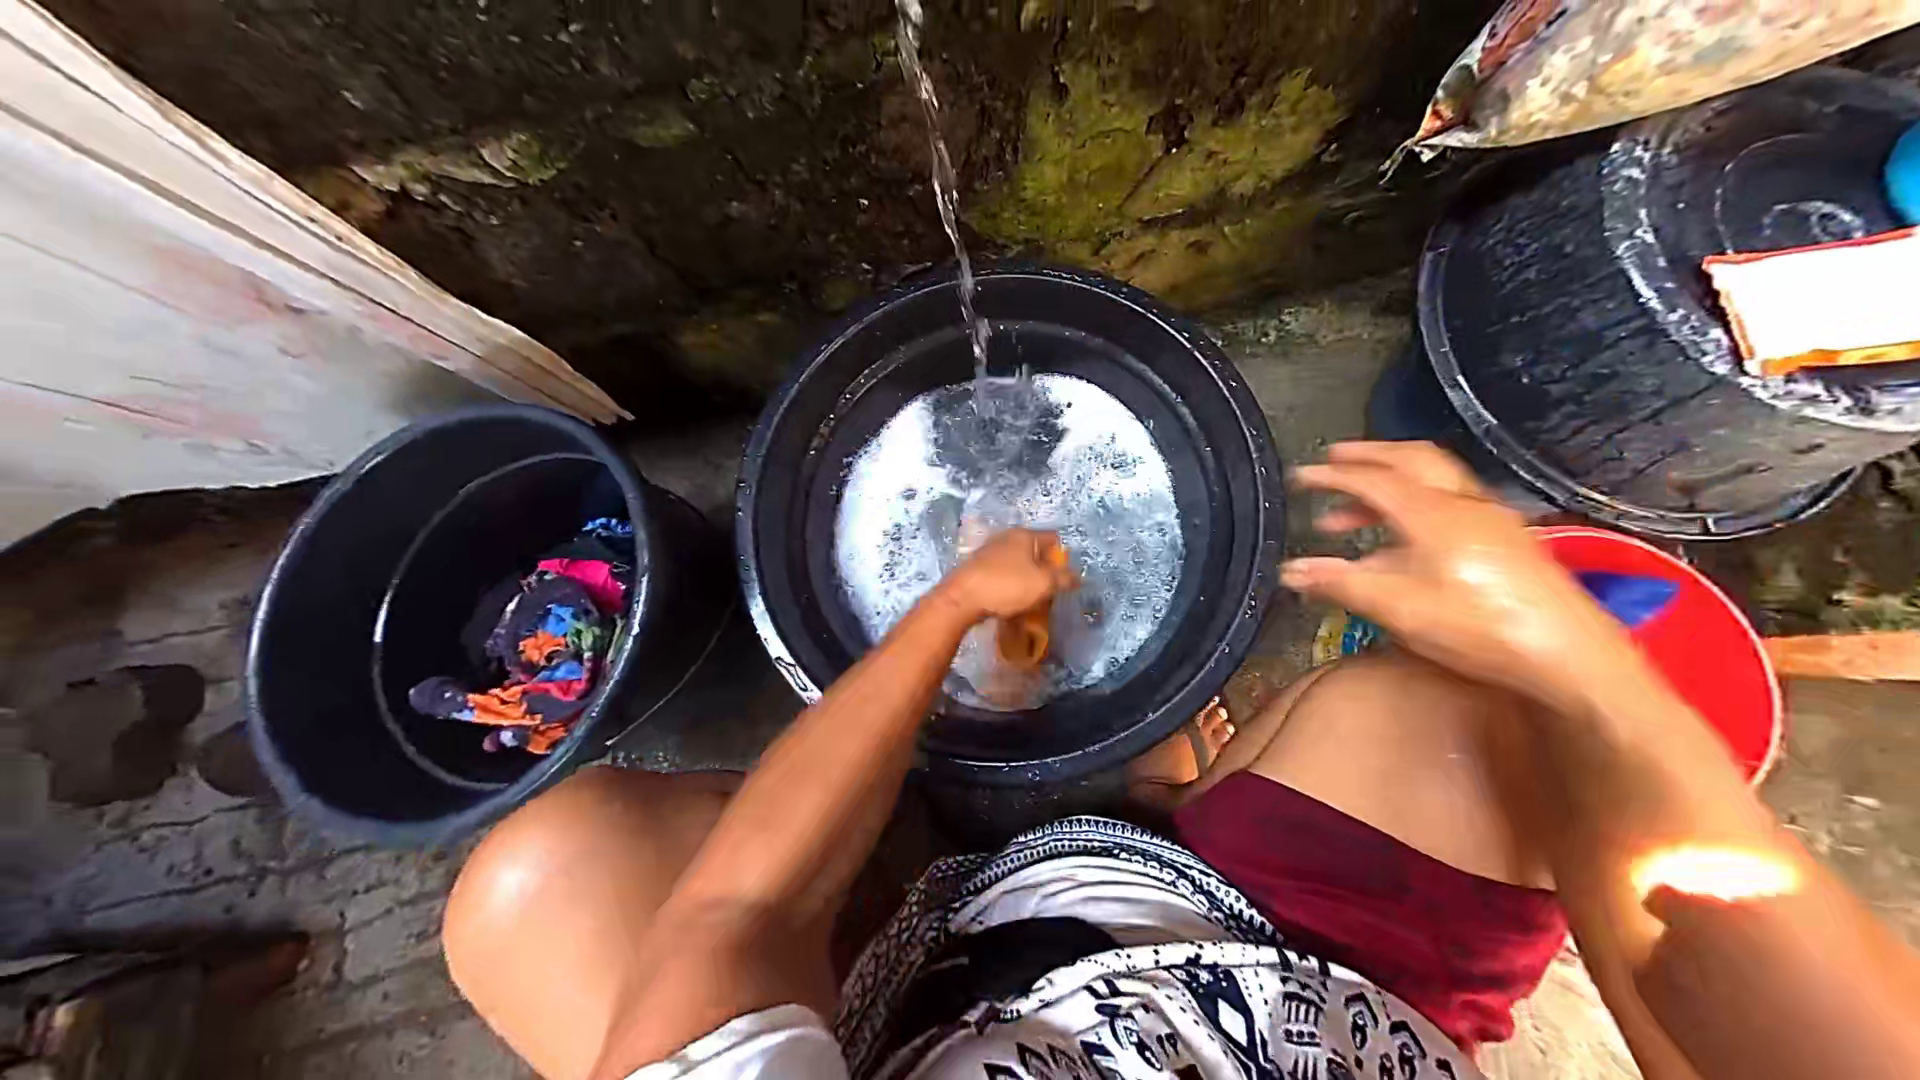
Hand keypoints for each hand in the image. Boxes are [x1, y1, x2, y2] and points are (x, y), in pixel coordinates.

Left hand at [934, 528, 1078, 624]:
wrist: (961, 599)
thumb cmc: (1006, 586)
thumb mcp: (1043, 584)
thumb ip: (1064, 579)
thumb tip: (1078, 577)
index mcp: (1024, 535)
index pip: (1054, 539)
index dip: (1064, 557)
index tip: (1065, 578)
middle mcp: (1006, 538)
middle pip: (1035, 552)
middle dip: (1045, 571)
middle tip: (1050, 591)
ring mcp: (989, 552)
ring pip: (1018, 564)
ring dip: (1027, 580)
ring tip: (1032, 600)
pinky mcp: (977, 568)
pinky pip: (1003, 574)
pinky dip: (1010, 585)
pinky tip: (1010, 600)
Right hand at [1282, 441, 1643, 710]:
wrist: (1570, 657)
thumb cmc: (1480, 627)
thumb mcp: (1394, 607)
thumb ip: (1338, 582)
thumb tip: (1290, 571)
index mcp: (1433, 513)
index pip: (1372, 479)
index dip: (1331, 475)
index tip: (1300, 475)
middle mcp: (1464, 505)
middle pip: (1412, 459)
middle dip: (1369, 455)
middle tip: (1334, 459)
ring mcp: (1490, 520)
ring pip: (1433, 480)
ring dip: (1389, 483)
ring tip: (1351, 510)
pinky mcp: (1504, 541)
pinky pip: (1450, 503)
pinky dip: (1413, 504)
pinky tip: (1398, 538)